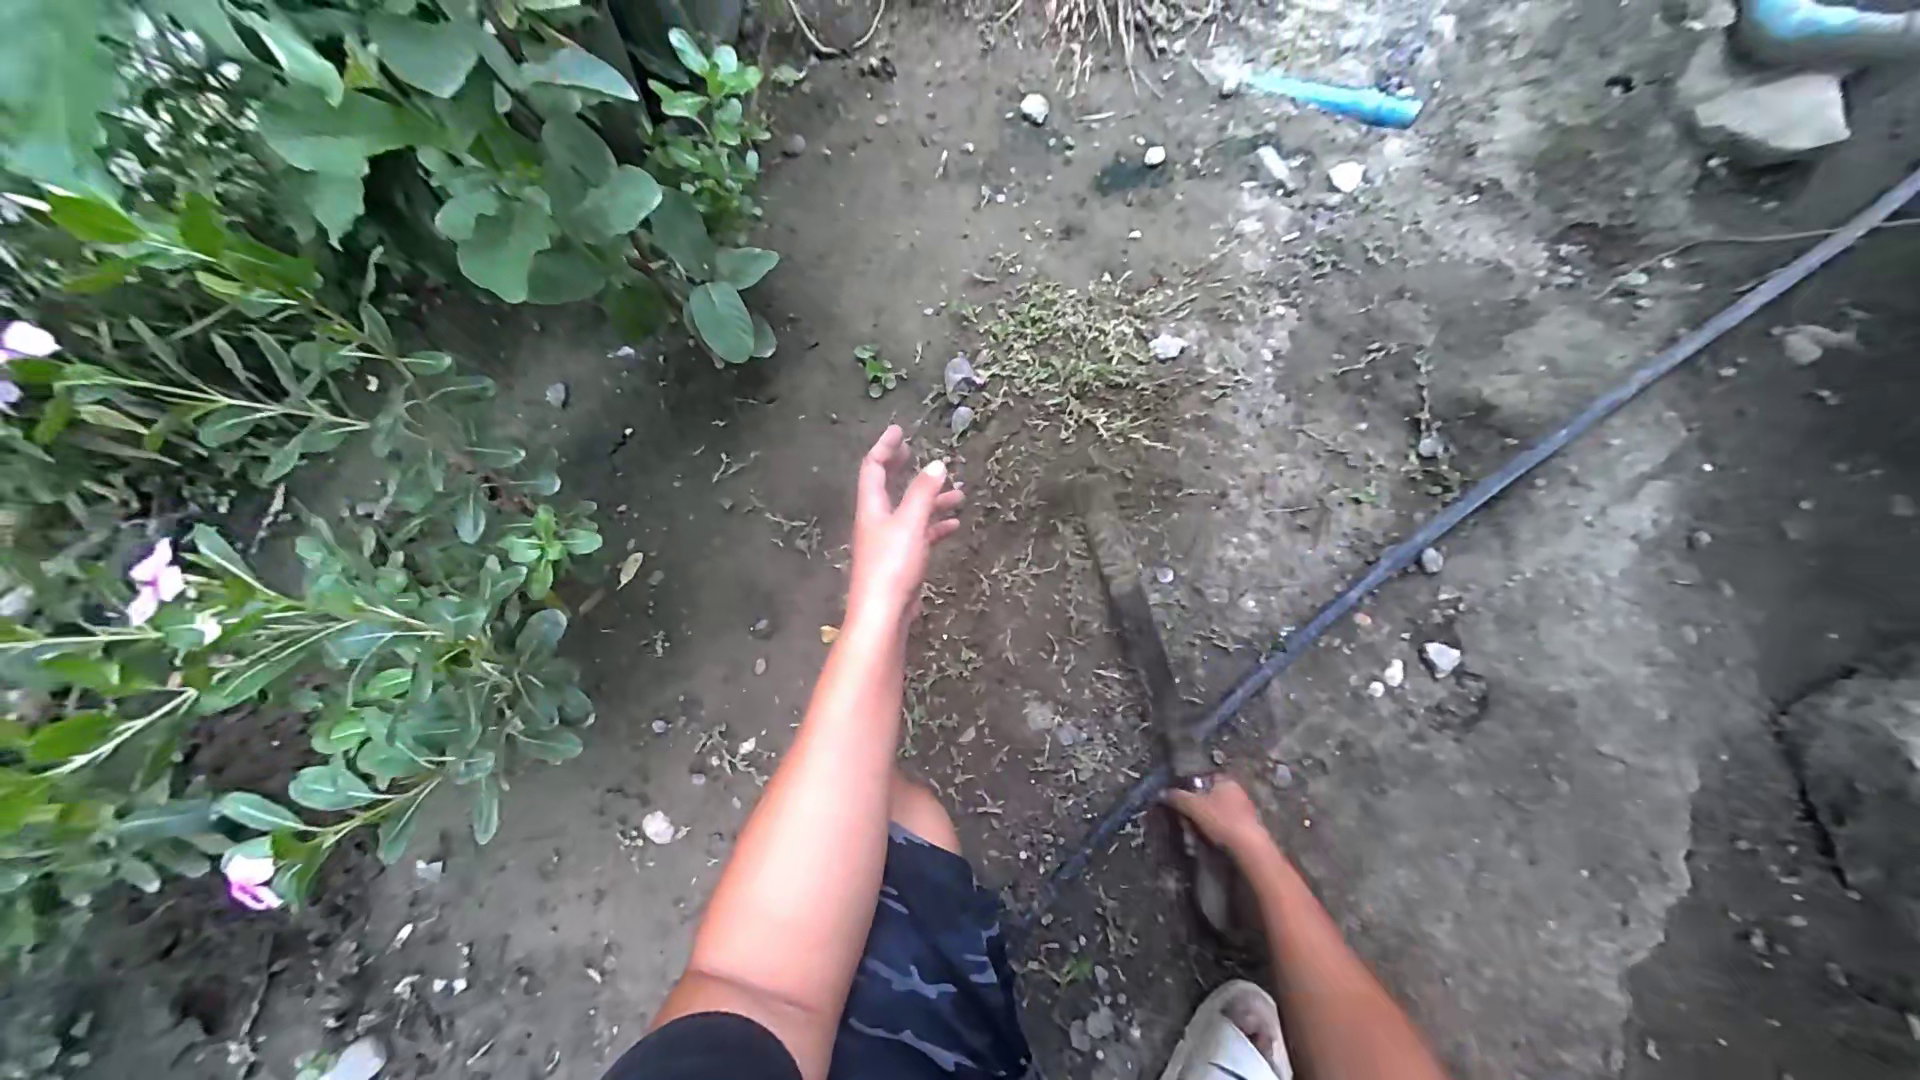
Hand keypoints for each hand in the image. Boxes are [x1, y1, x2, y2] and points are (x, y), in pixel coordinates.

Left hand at [848, 425, 963, 626]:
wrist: (882, 614)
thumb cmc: (892, 565)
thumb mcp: (911, 523)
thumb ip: (924, 493)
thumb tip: (937, 464)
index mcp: (872, 507)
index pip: (873, 467)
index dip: (885, 447)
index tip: (900, 431)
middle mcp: (877, 520)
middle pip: (889, 486)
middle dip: (904, 468)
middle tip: (918, 452)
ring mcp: (889, 541)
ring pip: (910, 511)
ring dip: (931, 499)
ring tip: (959, 493)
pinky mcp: (901, 560)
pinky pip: (919, 534)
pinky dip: (935, 526)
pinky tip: (954, 524)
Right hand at [1164, 775, 1275, 858]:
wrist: (1249, 848)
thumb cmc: (1220, 819)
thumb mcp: (1192, 806)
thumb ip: (1176, 797)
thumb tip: (1162, 793)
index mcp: (1226, 781)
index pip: (1205, 777)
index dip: (1192, 786)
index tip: (1182, 797)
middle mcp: (1238, 792)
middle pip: (1212, 794)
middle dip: (1199, 804)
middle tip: (1186, 815)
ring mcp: (1246, 810)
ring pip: (1219, 811)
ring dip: (1208, 819)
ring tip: (1196, 830)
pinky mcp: (1249, 828)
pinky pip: (1228, 824)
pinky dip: (1218, 829)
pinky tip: (1211, 839)